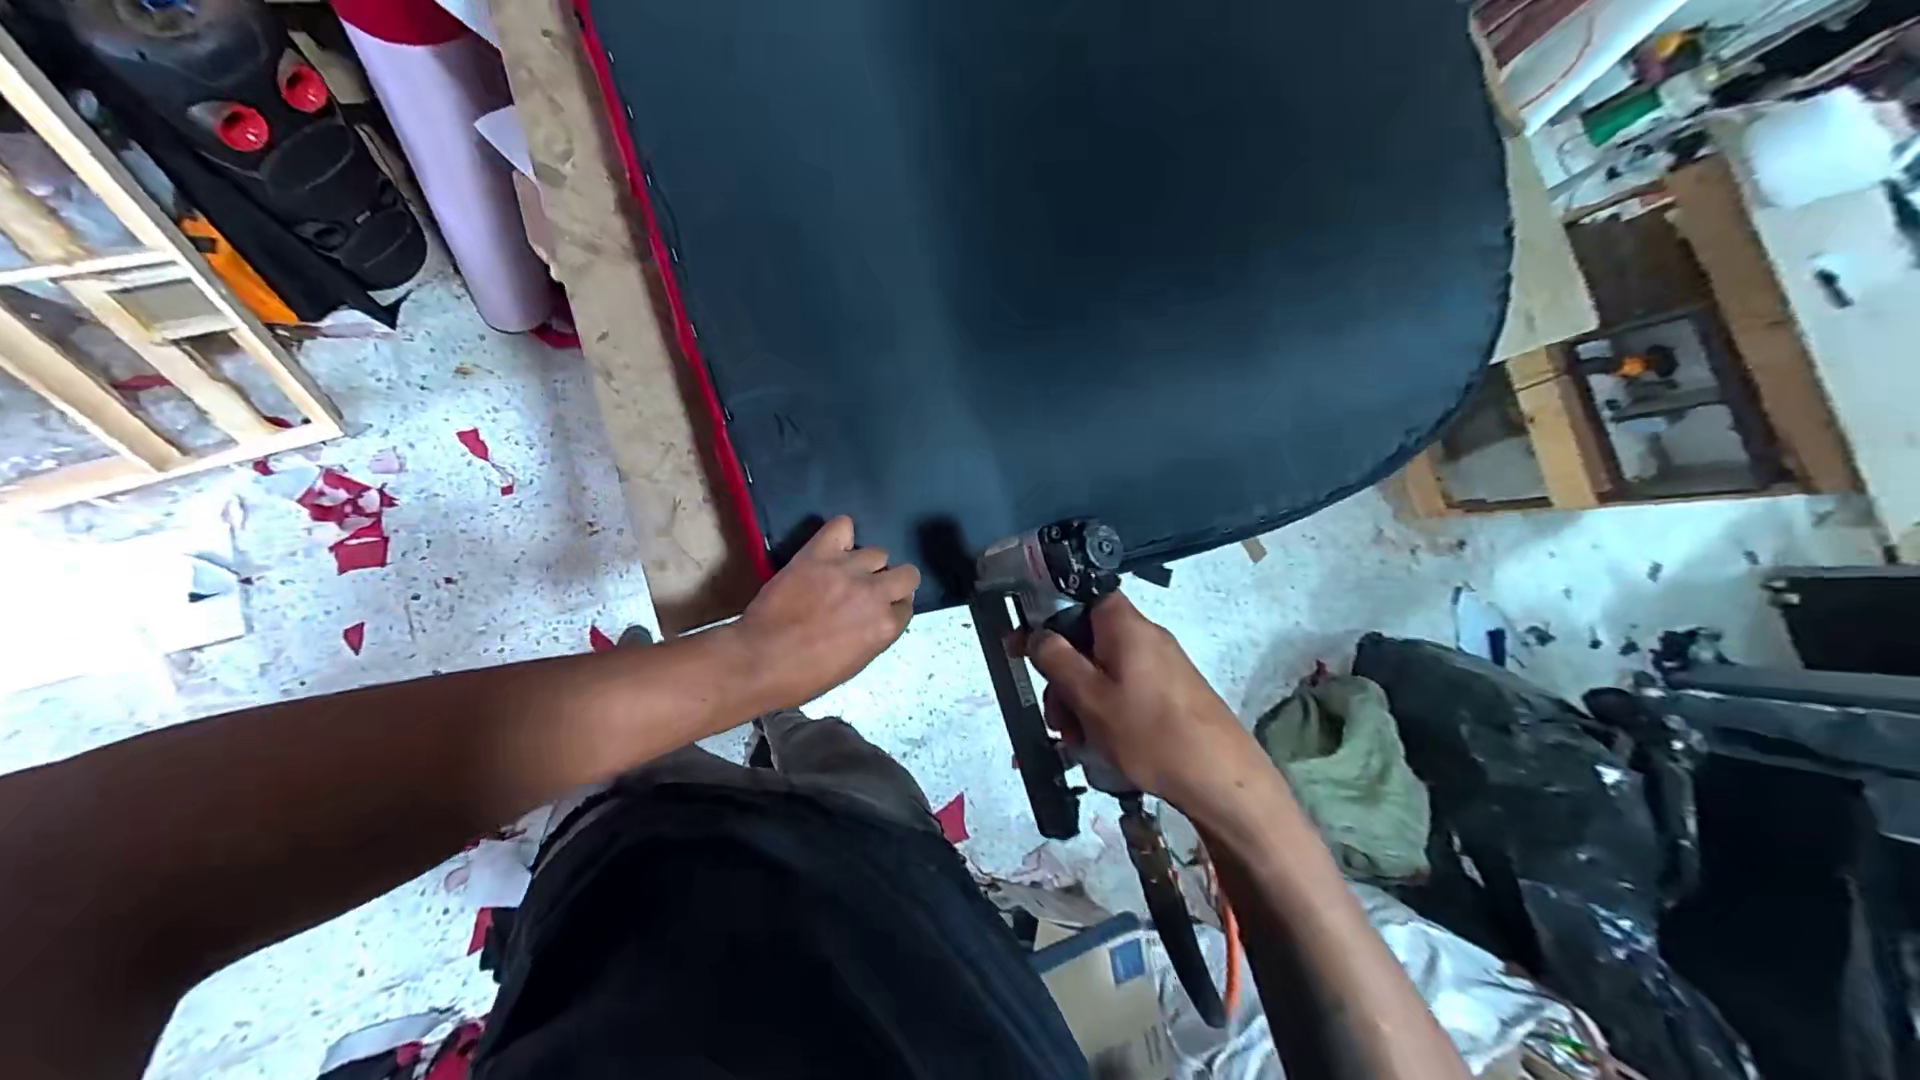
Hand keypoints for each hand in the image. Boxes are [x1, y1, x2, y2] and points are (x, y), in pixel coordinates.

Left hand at [734, 516, 919, 708]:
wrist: (759, 660)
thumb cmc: (805, 675)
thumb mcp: (856, 663)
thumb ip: (876, 633)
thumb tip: (879, 615)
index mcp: (885, 626)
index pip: (906, 606)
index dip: (891, 608)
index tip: (875, 612)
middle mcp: (874, 593)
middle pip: (907, 574)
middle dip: (891, 584)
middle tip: (867, 593)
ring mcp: (846, 570)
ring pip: (878, 552)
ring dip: (866, 565)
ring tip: (844, 575)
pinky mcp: (818, 554)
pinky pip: (843, 526)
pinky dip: (842, 535)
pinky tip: (834, 549)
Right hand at [1029, 593, 1264, 810]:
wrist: (1221, 778)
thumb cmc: (1150, 732)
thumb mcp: (1090, 698)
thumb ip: (1056, 660)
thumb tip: (1037, 634)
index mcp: (1124, 625)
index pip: (1079, 596)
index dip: (1046, 618)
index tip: (1021, 646)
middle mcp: (1143, 636)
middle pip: (1086, 640)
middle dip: (1061, 677)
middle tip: (1056, 718)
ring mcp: (1159, 665)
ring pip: (1101, 670)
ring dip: (1079, 701)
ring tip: (1077, 740)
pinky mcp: (1168, 691)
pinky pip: (1123, 689)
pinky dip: (1104, 710)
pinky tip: (1100, 743)